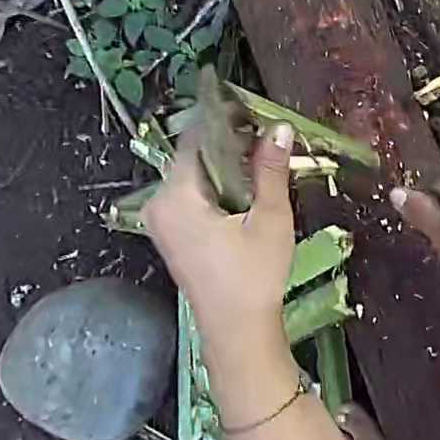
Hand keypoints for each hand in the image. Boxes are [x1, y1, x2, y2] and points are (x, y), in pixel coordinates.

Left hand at [143, 121, 297, 420]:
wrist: (237, 332)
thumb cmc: (254, 277)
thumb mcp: (269, 220)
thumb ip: (270, 170)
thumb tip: (280, 127)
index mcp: (177, 198)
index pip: (197, 140)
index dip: (225, 119)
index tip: (254, 107)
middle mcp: (159, 205)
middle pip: (194, 156)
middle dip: (229, 141)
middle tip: (266, 131)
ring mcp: (162, 221)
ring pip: (194, 174)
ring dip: (226, 163)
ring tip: (262, 153)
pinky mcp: (171, 233)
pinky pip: (192, 193)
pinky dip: (218, 183)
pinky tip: (246, 183)